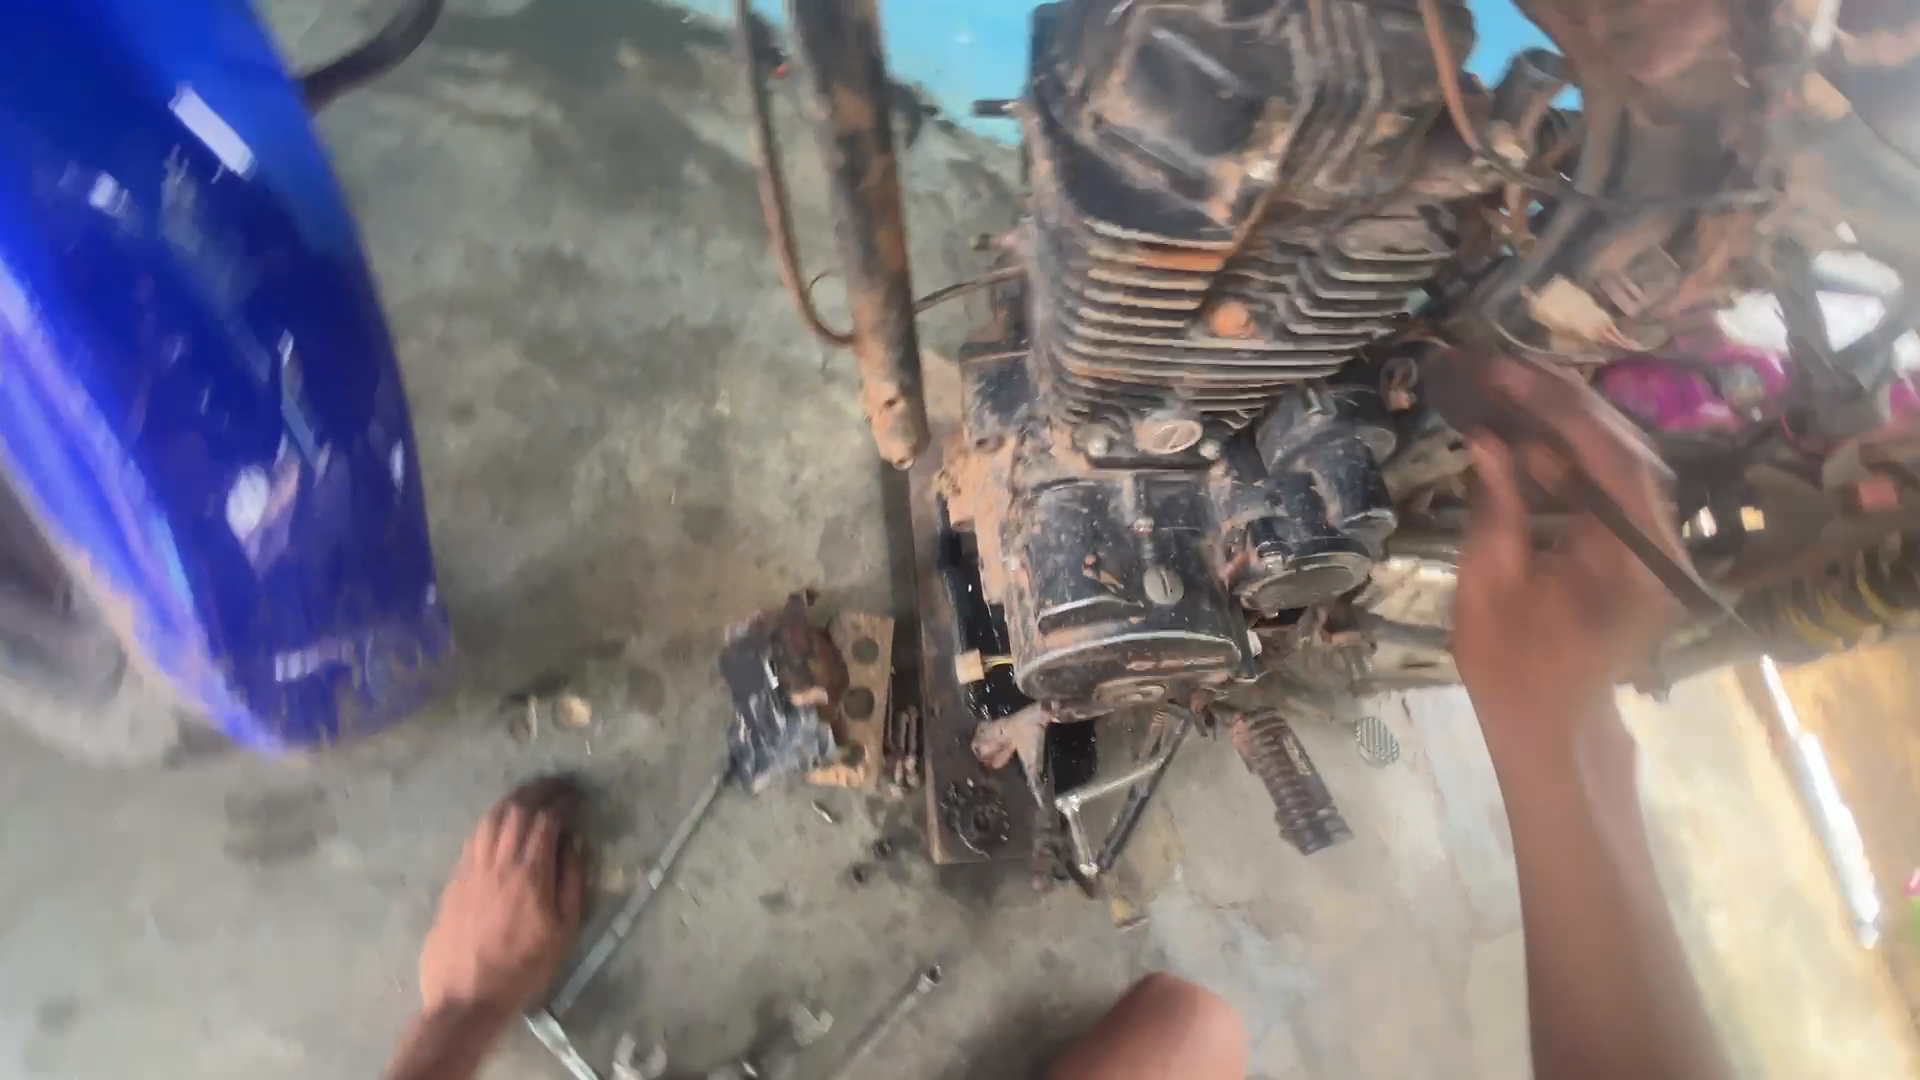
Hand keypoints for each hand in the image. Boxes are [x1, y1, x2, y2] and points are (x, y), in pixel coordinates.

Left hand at [418, 778, 586, 1018]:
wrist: (466, 1000)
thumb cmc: (525, 965)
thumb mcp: (565, 927)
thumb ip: (571, 879)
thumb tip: (575, 843)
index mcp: (531, 874)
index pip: (548, 820)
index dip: (564, 801)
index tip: (578, 795)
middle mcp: (499, 864)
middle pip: (517, 811)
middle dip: (539, 790)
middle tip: (557, 784)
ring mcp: (472, 871)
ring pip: (491, 820)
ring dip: (513, 800)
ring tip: (530, 793)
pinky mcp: (454, 883)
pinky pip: (474, 839)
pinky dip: (491, 821)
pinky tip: (501, 821)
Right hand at [1452, 356, 1687, 740]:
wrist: (1548, 719)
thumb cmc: (1511, 663)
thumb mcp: (1489, 584)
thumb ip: (1495, 508)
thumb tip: (1486, 442)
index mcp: (1633, 555)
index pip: (1611, 459)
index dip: (1558, 409)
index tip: (1506, 374)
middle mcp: (1659, 540)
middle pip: (1621, 450)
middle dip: (1558, 404)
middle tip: (1499, 370)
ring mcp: (1648, 542)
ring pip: (1614, 464)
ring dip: (1559, 426)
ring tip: (1504, 390)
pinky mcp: (1628, 546)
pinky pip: (1601, 488)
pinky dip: (1561, 460)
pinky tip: (1521, 440)